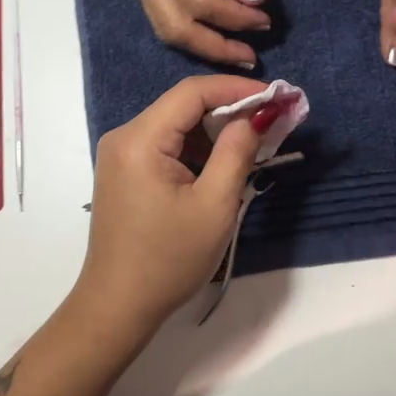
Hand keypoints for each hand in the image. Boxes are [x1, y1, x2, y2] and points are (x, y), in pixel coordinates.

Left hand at [75, 75, 270, 332]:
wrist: (118, 306)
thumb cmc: (169, 259)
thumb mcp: (214, 205)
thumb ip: (237, 152)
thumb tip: (257, 116)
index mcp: (140, 140)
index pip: (192, 92)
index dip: (237, 88)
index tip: (277, 96)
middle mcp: (125, 137)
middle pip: (184, 105)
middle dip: (231, 108)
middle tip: (275, 119)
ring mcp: (122, 155)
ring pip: (178, 125)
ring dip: (217, 130)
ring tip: (259, 141)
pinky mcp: (127, 173)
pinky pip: (168, 146)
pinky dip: (200, 149)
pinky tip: (227, 162)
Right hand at [112, 0, 268, 66]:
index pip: (202, 3)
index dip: (237, 18)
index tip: (266, 20)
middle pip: (178, 30)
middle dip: (216, 48)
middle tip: (252, 56)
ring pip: (166, 30)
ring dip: (202, 46)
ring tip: (236, 51)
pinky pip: (160, 17)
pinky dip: (188, 31)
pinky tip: (213, 30)